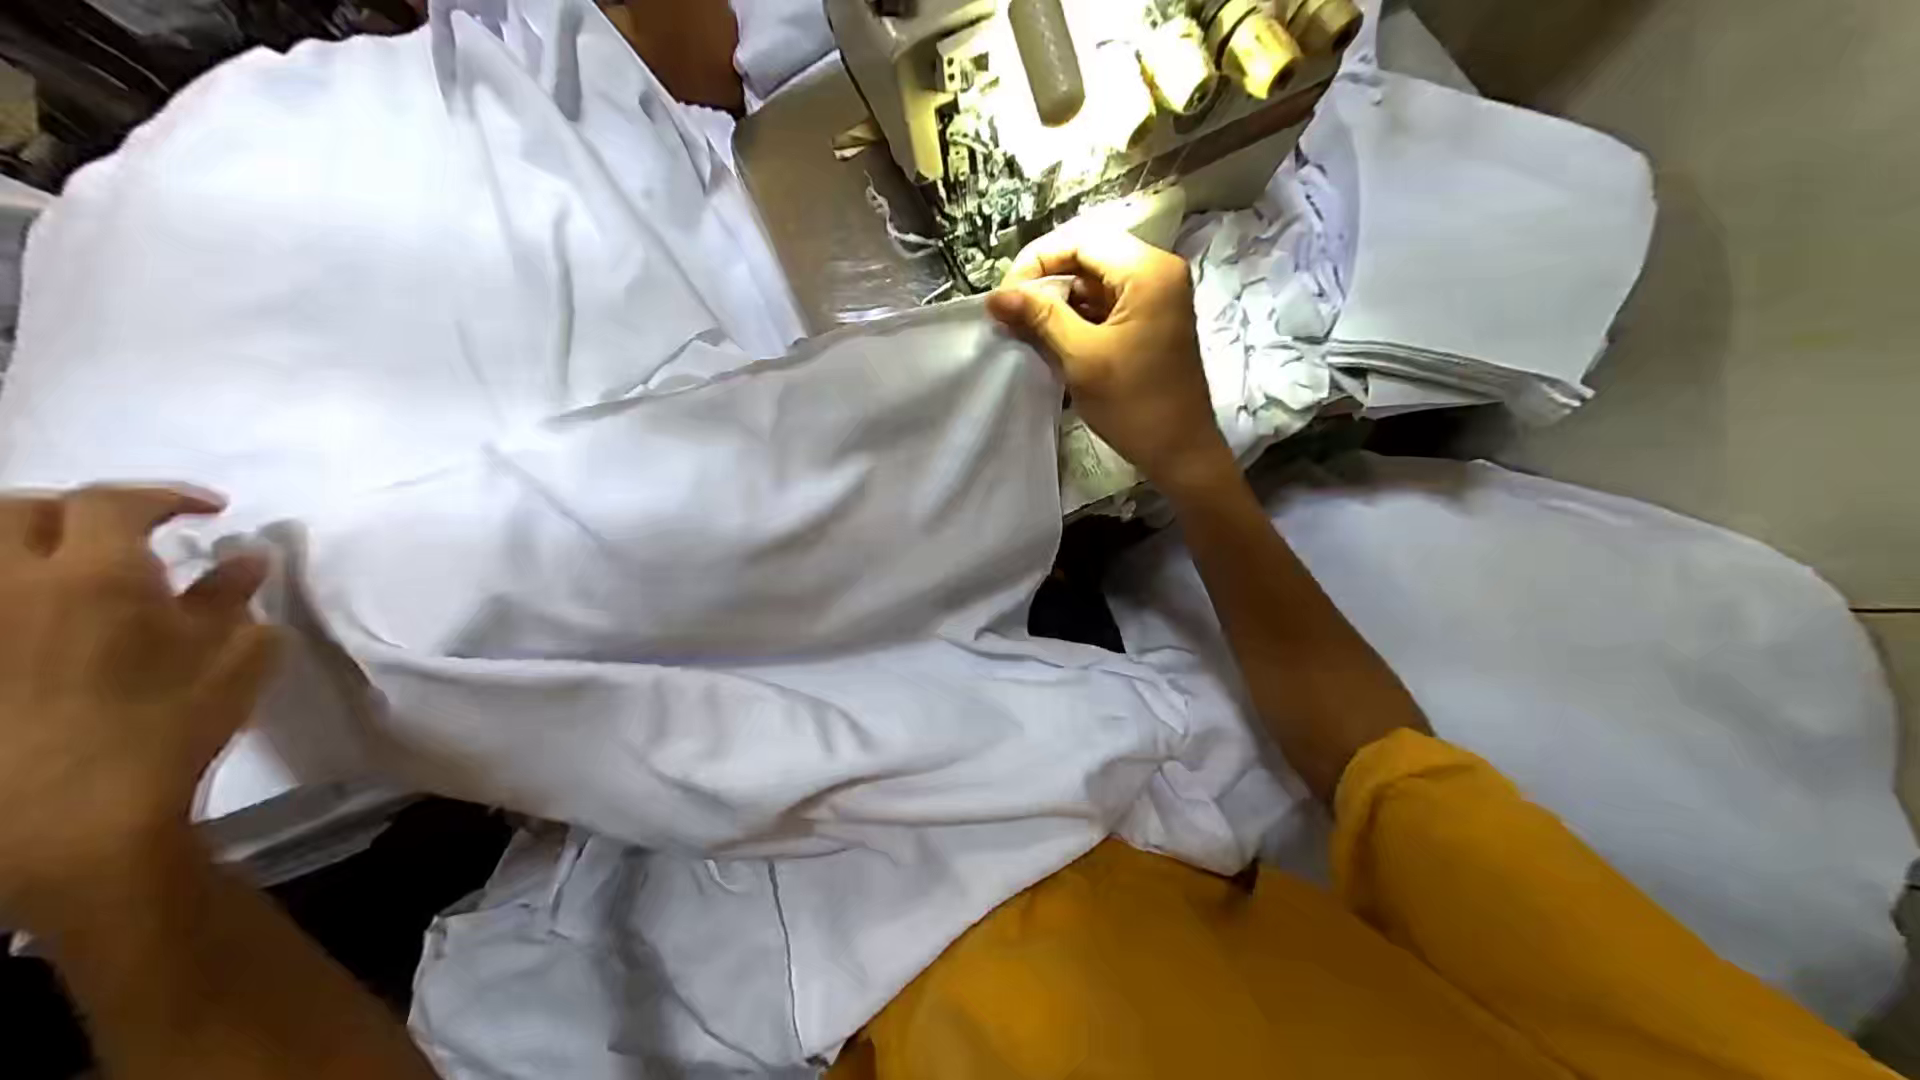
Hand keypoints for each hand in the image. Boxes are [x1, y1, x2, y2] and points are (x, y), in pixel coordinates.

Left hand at [0, 486, 276, 925]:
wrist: (71, 814)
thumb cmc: (171, 724)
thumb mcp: (235, 656)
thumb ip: (233, 597)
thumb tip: (246, 557)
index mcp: (96, 576)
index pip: (115, 502)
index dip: (165, 495)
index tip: (209, 509)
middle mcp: (12, 585)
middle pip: (19, 510)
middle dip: (77, 509)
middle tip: (129, 530)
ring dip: (29, 543)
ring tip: (71, 566)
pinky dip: (14, 590)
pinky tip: (42, 614)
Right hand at [987, 227, 1238, 495]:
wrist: (1180, 451)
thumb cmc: (1135, 405)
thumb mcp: (1081, 357)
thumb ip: (1040, 318)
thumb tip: (995, 296)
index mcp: (1147, 271)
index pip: (1081, 240)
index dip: (1036, 262)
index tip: (1006, 297)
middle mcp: (1156, 272)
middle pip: (1087, 256)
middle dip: (1045, 281)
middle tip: (1012, 312)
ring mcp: (1155, 296)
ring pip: (1093, 281)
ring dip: (1058, 301)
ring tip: (1026, 328)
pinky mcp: (1149, 320)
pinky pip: (1104, 303)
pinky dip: (1076, 316)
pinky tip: (1051, 338)